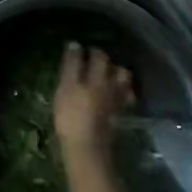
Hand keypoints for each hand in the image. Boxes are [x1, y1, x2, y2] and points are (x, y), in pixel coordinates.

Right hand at [53, 43, 135, 158]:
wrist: (88, 146)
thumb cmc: (71, 117)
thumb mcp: (64, 89)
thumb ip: (71, 66)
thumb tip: (75, 45)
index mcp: (95, 75)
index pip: (93, 55)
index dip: (85, 50)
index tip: (78, 49)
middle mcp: (110, 83)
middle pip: (111, 64)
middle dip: (103, 58)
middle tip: (93, 59)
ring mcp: (118, 98)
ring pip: (123, 77)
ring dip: (117, 72)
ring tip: (109, 74)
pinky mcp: (122, 112)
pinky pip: (126, 95)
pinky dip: (123, 90)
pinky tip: (117, 93)